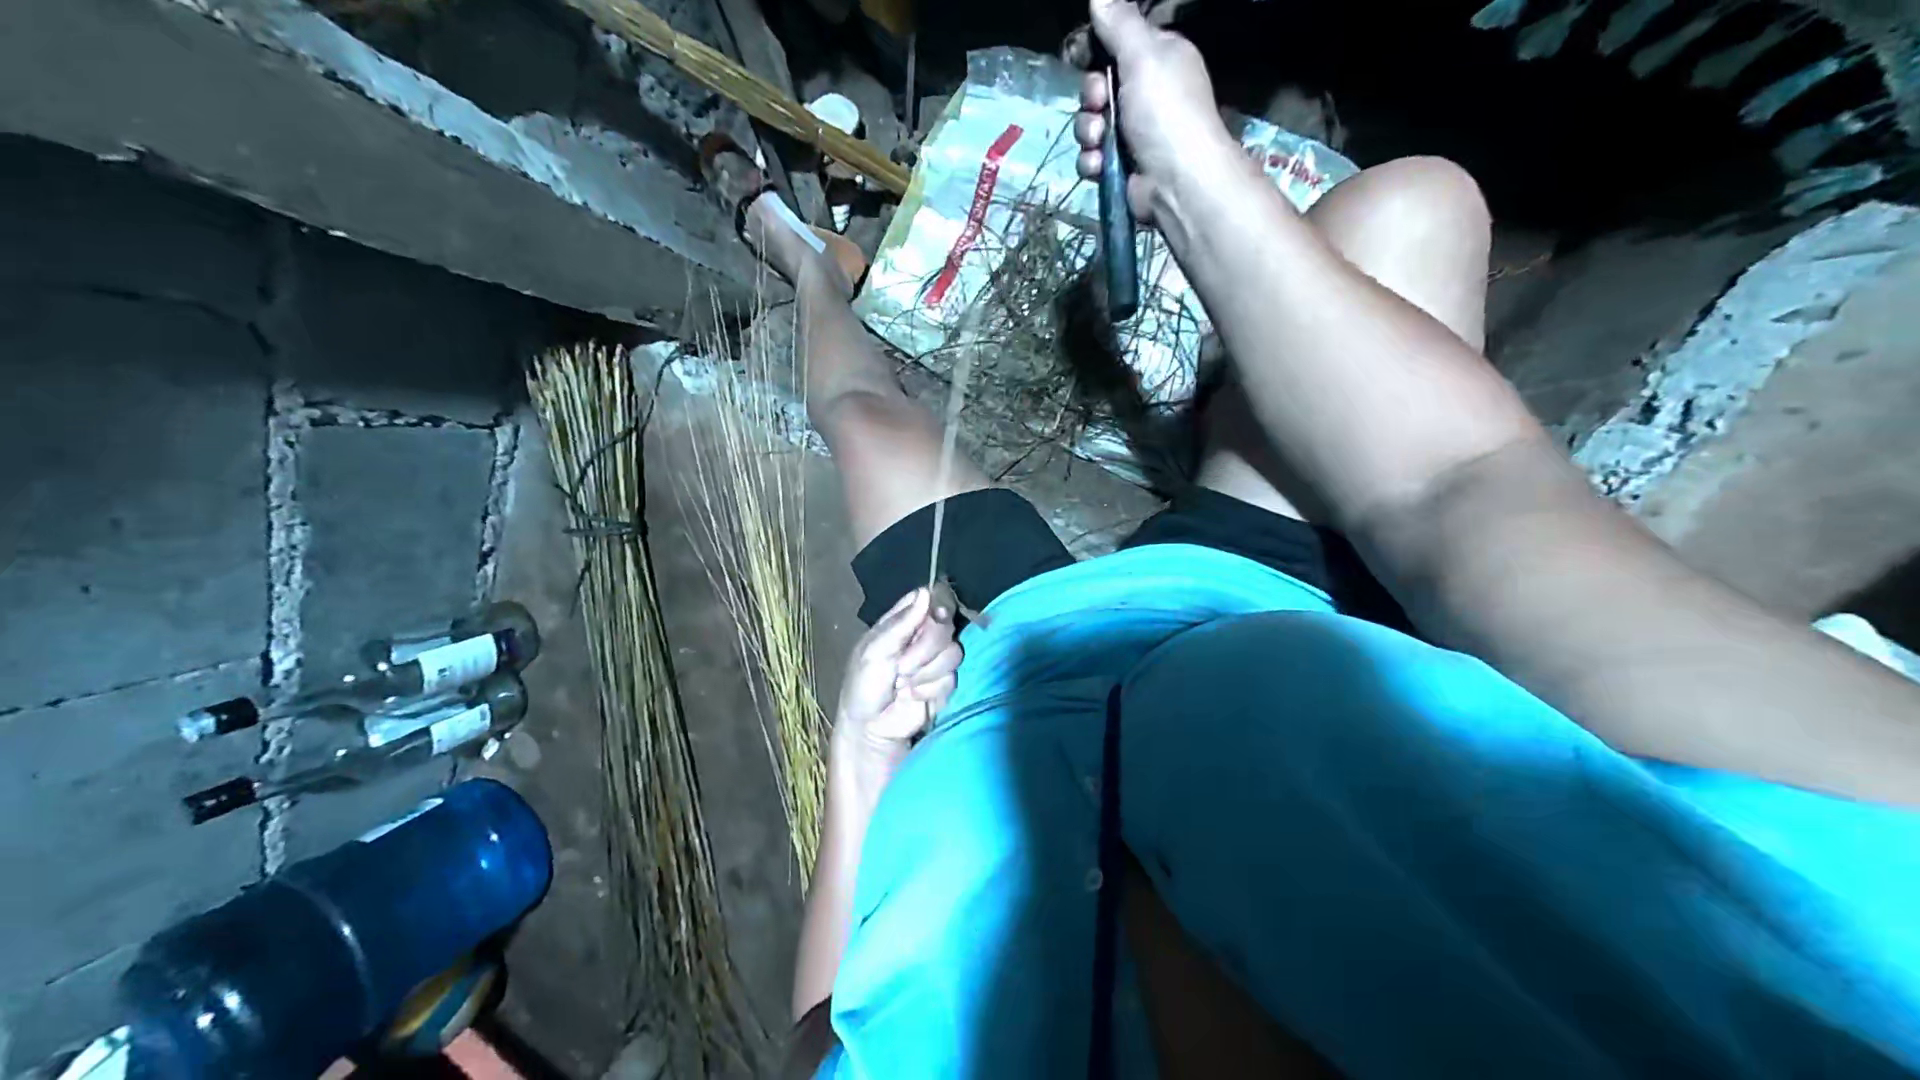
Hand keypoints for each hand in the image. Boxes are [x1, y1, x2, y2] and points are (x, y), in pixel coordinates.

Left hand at [834, 587, 961, 752]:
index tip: (934, 616)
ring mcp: (936, 660)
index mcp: (904, 621)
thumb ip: (900, 624)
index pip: (932, 597)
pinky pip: (952, 678)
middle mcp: (924, 636)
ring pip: (952, 653)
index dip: (937, 604)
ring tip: (902, 685)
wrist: (870, 729)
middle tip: (901, 666)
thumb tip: (926, 592)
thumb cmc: (863, 685)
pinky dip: (930, 689)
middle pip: (945, 625)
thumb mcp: (874, 651)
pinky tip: (912, 696)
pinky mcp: (946, 684)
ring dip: (925, 672)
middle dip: (924, 649)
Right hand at [1073, 0, 1235, 224]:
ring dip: (1088, 134)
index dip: (1094, 52)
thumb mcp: (1144, 55)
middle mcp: (1145, 95)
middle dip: (1090, 98)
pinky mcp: (1120, 169)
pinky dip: (1092, 163)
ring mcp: (1133, 134)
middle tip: (1100, 105)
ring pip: (1090, 126)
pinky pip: (1091, 159)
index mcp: (1158, 60)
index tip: (1082, 56)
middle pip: (1096, 87)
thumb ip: (1120, 24)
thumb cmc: (1165, 111)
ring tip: (1102, 143)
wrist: (1177, 181)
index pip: (1115, 46)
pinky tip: (1101, 167)